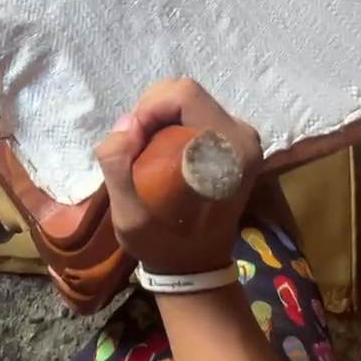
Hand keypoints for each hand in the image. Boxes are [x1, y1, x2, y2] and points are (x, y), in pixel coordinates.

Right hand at [96, 78, 263, 275]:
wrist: (195, 267)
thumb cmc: (163, 243)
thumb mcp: (128, 215)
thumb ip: (118, 165)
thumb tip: (126, 124)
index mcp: (229, 148)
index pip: (182, 94)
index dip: (148, 109)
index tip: (131, 142)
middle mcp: (242, 136)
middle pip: (184, 92)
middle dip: (150, 113)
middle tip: (134, 147)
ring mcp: (241, 137)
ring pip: (186, 100)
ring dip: (157, 119)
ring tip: (144, 153)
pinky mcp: (233, 142)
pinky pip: (192, 114)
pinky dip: (168, 125)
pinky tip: (158, 154)